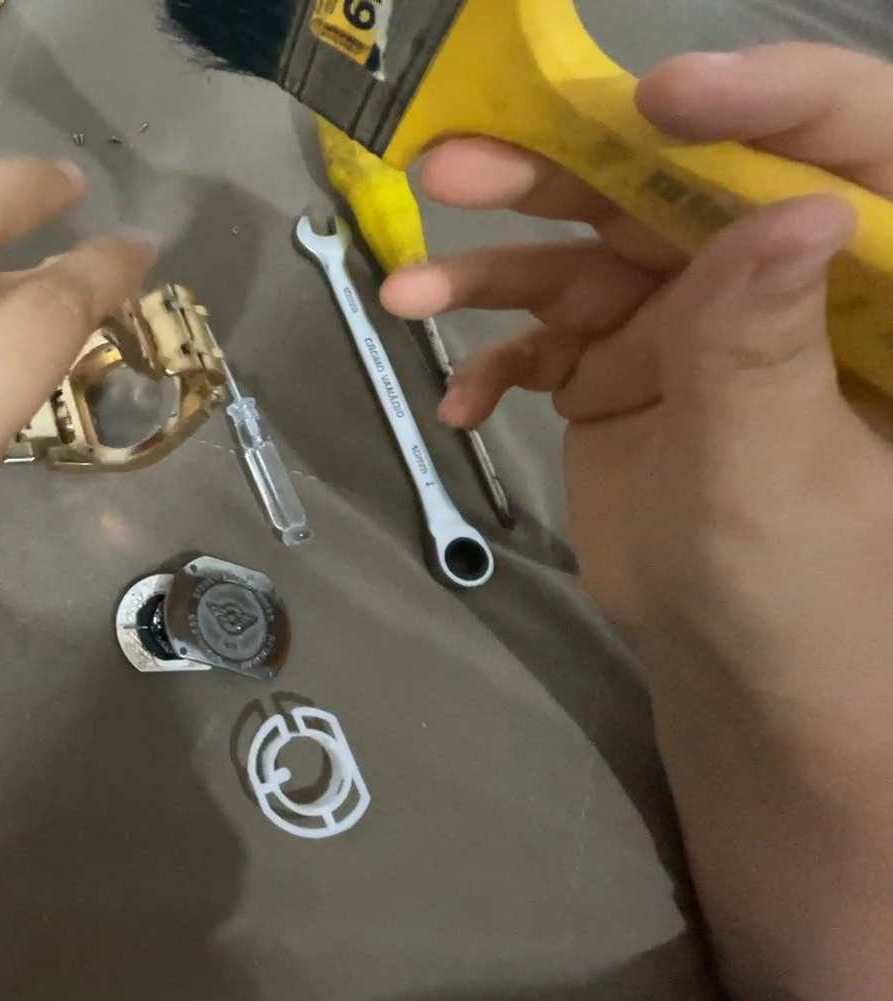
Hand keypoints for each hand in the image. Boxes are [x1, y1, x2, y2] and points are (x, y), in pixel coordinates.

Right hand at [380, 44, 892, 716]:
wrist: (732, 655)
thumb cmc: (805, 577)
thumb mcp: (776, 469)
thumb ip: (759, 350)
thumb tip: (776, 218)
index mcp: (876, 281)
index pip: (846, 150)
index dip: (758, 104)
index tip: (652, 97)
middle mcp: (773, 285)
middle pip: (669, 194)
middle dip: (558, 177)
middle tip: (452, 167)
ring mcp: (683, 329)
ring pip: (577, 269)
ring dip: (484, 279)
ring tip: (403, 296)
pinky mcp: (614, 374)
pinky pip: (539, 347)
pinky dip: (491, 369)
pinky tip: (459, 408)